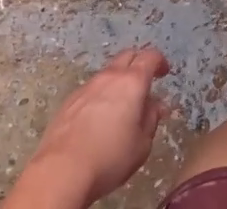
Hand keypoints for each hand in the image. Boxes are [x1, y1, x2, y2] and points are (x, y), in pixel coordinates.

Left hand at [10, 47, 171, 208]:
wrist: (62, 171)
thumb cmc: (110, 157)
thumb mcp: (142, 144)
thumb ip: (151, 120)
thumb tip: (156, 106)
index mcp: (132, 82)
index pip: (150, 56)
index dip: (160, 61)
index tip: (164, 73)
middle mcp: (109, 77)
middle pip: (127, 56)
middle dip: (139, 63)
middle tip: (145, 82)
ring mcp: (86, 88)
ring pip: (107, 73)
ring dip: (118, 81)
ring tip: (121, 105)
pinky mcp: (68, 102)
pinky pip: (90, 90)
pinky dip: (100, 95)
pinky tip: (97, 119)